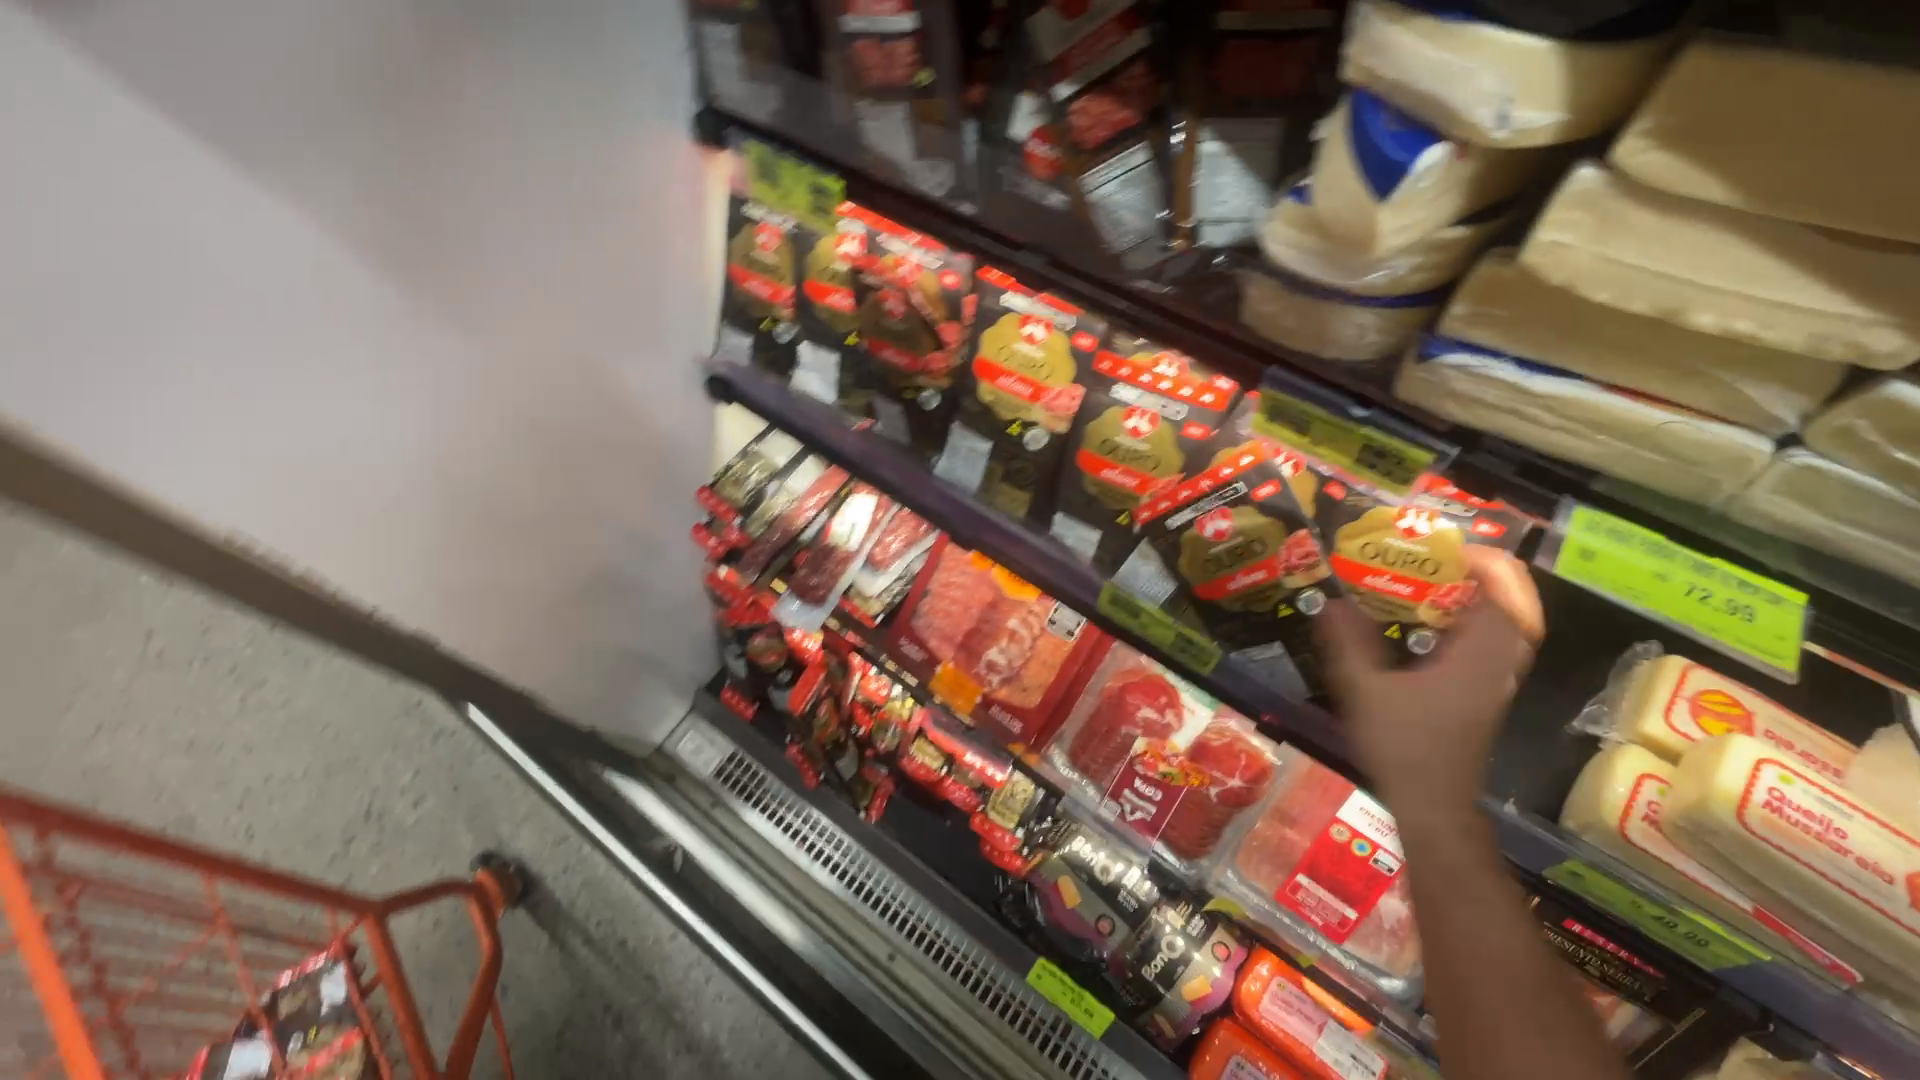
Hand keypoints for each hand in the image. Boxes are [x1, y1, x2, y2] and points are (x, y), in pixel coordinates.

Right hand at [1317, 546, 1545, 811]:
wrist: (1432, 804)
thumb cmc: (1403, 745)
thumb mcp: (1363, 690)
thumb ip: (1346, 643)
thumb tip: (1329, 600)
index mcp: (1481, 652)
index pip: (1503, 588)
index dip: (1478, 557)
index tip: (1435, 543)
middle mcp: (1501, 659)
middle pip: (1515, 599)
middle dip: (1482, 569)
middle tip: (1436, 555)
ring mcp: (1499, 677)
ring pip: (1509, 620)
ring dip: (1480, 593)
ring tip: (1433, 577)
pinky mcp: (1488, 691)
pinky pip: (1495, 639)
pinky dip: (1474, 618)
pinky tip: (1432, 621)